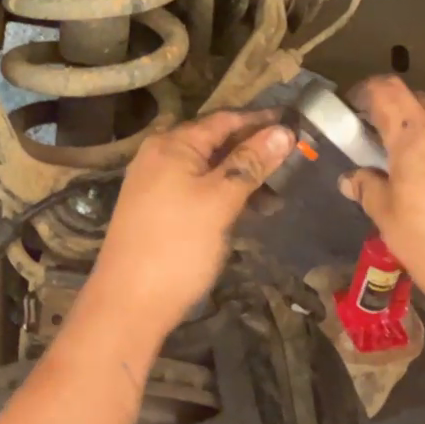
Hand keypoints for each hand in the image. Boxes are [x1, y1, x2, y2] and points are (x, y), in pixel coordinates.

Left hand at [86, 110, 294, 337]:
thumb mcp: (219, 201)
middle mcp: (160, 154)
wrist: (127, 304)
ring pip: (207, 167)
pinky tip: (247, 209)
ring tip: (278, 192)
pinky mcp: (156, 207)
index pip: (225, 119)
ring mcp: (155, 182)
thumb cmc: (177, 246)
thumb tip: (283, 131)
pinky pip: (196, 187)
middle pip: (215, 141)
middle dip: (253, 149)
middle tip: (294, 158)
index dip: (261, 121)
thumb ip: (250, 163)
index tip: (296, 124)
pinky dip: (223, 193)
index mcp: (173, 143)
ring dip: (241, 175)